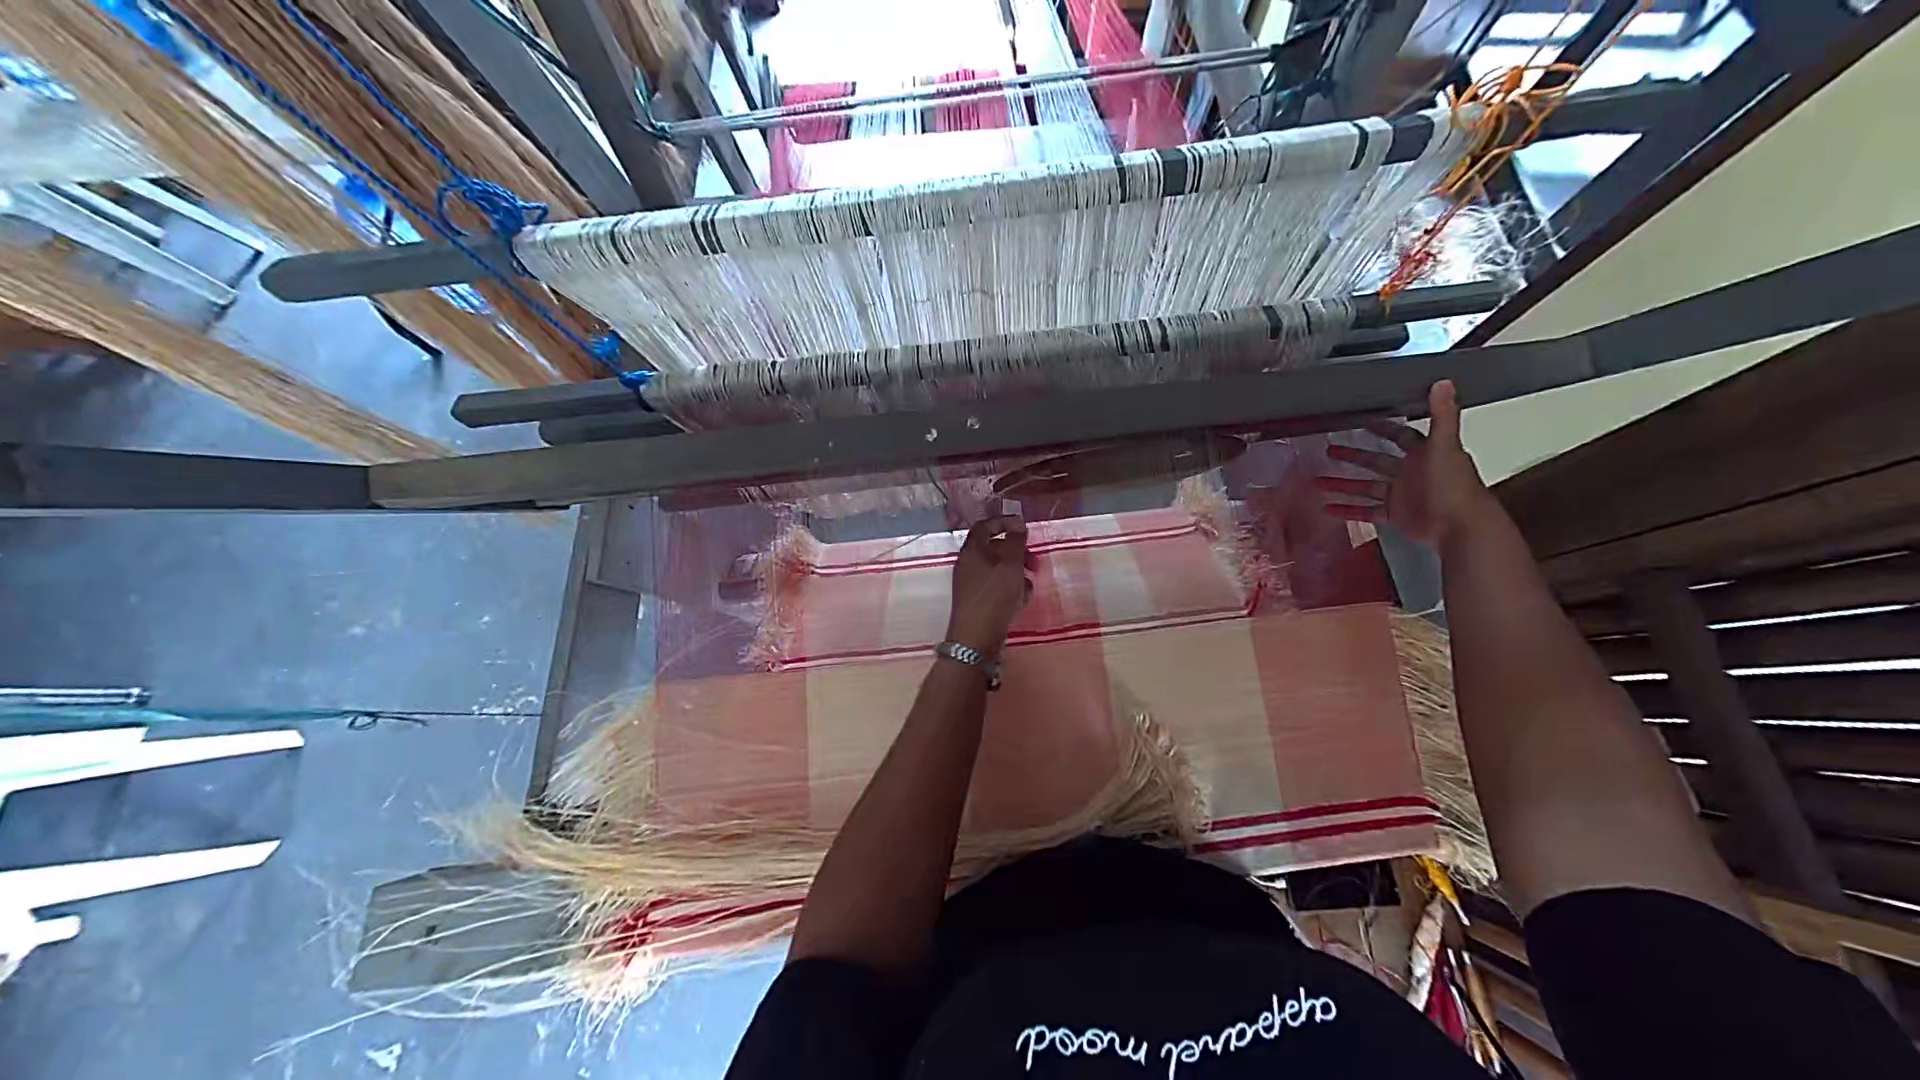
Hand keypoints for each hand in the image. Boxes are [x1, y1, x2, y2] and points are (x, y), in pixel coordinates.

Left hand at [945, 514, 1033, 655]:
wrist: (976, 639)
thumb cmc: (994, 597)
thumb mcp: (1010, 565)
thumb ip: (1015, 543)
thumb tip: (1017, 526)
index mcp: (972, 551)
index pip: (985, 526)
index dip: (1004, 521)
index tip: (1024, 526)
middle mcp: (968, 564)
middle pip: (994, 549)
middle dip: (1017, 553)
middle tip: (1034, 562)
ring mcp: (971, 584)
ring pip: (998, 570)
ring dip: (1017, 574)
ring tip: (1029, 586)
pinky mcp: (978, 602)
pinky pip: (997, 587)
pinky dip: (1011, 589)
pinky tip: (1021, 601)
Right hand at [1314, 380, 1493, 547]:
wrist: (1459, 526)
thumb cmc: (1454, 486)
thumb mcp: (1445, 446)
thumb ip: (1442, 415)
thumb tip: (1444, 382)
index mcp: (1423, 453)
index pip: (1399, 435)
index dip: (1382, 428)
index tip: (1361, 421)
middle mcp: (1410, 472)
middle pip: (1376, 461)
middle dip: (1353, 455)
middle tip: (1329, 450)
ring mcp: (1400, 495)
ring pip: (1365, 486)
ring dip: (1342, 484)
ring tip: (1318, 481)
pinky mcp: (1394, 515)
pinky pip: (1365, 511)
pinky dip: (1347, 510)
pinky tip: (1328, 509)